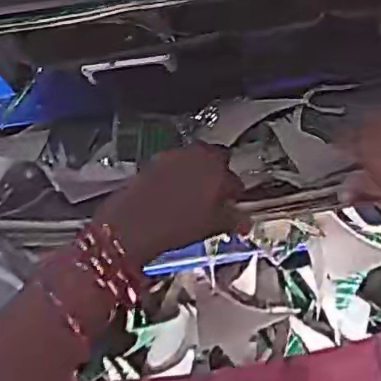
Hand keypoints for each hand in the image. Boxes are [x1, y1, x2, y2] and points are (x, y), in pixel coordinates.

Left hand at [94, 143, 247, 260]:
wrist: (137, 222)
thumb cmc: (177, 225)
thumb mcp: (212, 227)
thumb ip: (233, 219)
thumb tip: (243, 220)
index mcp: (220, 171)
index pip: (236, 182)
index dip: (234, 196)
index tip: (232, 205)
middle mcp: (201, 155)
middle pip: (218, 158)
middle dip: (219, 173)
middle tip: (215, 194)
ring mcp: (178, 153)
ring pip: (197, 157)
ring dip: (199, 169)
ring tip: (193, 193)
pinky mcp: (160, 156)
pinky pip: (177, 161)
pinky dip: (179, 171)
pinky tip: (174, 190)